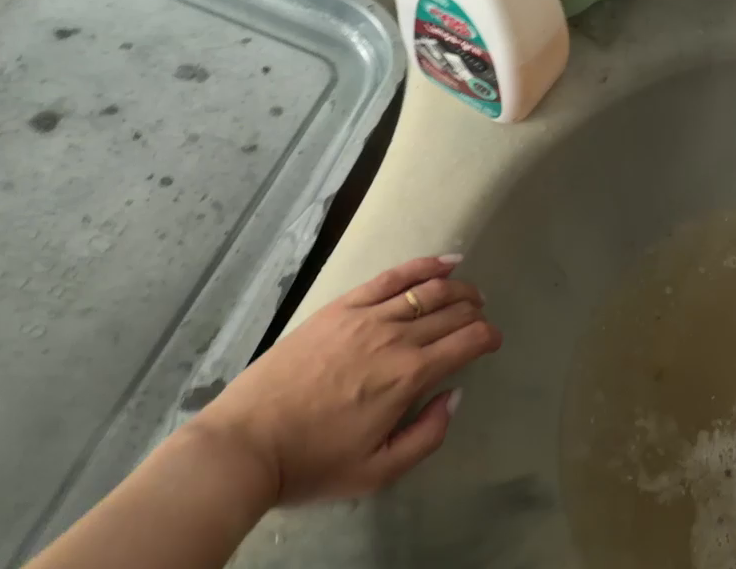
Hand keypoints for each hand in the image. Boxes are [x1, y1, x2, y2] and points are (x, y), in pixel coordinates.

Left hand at [183, 255, 501, 504]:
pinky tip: (446, 262)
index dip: (489, 338)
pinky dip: (424, 265)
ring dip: (458, 288)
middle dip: (475, 313)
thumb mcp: (378, 471)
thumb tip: (454, 394)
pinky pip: (392, 277)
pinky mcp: (342, 307)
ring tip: (470, 293)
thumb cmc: (312, 463)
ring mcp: (367, 317)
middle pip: (453, 312)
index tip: (492, 343)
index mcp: (410, 376)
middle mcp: (396, 338)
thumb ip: (428, 435)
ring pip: (429, 290)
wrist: (243, 445)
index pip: (468, 341)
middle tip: (480, 320)